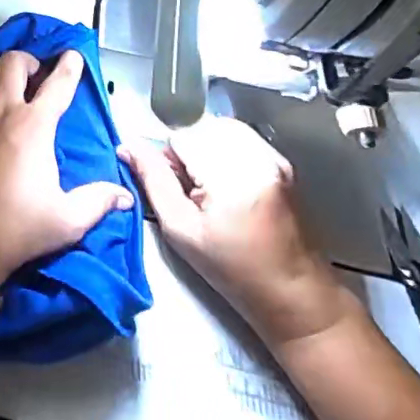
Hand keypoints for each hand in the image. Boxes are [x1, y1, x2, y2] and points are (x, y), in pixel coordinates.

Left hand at [0, 50, 132, 279]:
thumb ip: (99, 201)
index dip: (70, 66)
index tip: (74, 54)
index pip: (59, 84)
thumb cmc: (19, 228)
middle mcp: (2, 111)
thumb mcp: (68, 219)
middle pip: (13, 65)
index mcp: (35, 124)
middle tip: (32, 71)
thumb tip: (126, 196)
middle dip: (26, 60)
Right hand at [121, 117, 352, 345]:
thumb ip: (153, 182)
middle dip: (188, 150)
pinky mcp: (281, 159)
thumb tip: (128, 147)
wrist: (291, 291)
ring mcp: (273, 155)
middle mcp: (256, 157)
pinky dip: (226, 149)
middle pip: (202, 127)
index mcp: (232, 176)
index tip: (175, 189)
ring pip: (220, 128)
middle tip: (190, 189)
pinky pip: (241, 136)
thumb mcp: (182, 232)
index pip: (183, 137)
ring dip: (206, 147)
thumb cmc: (233, 271)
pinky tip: (226, 181)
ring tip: (208, 185)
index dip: (169, 159)